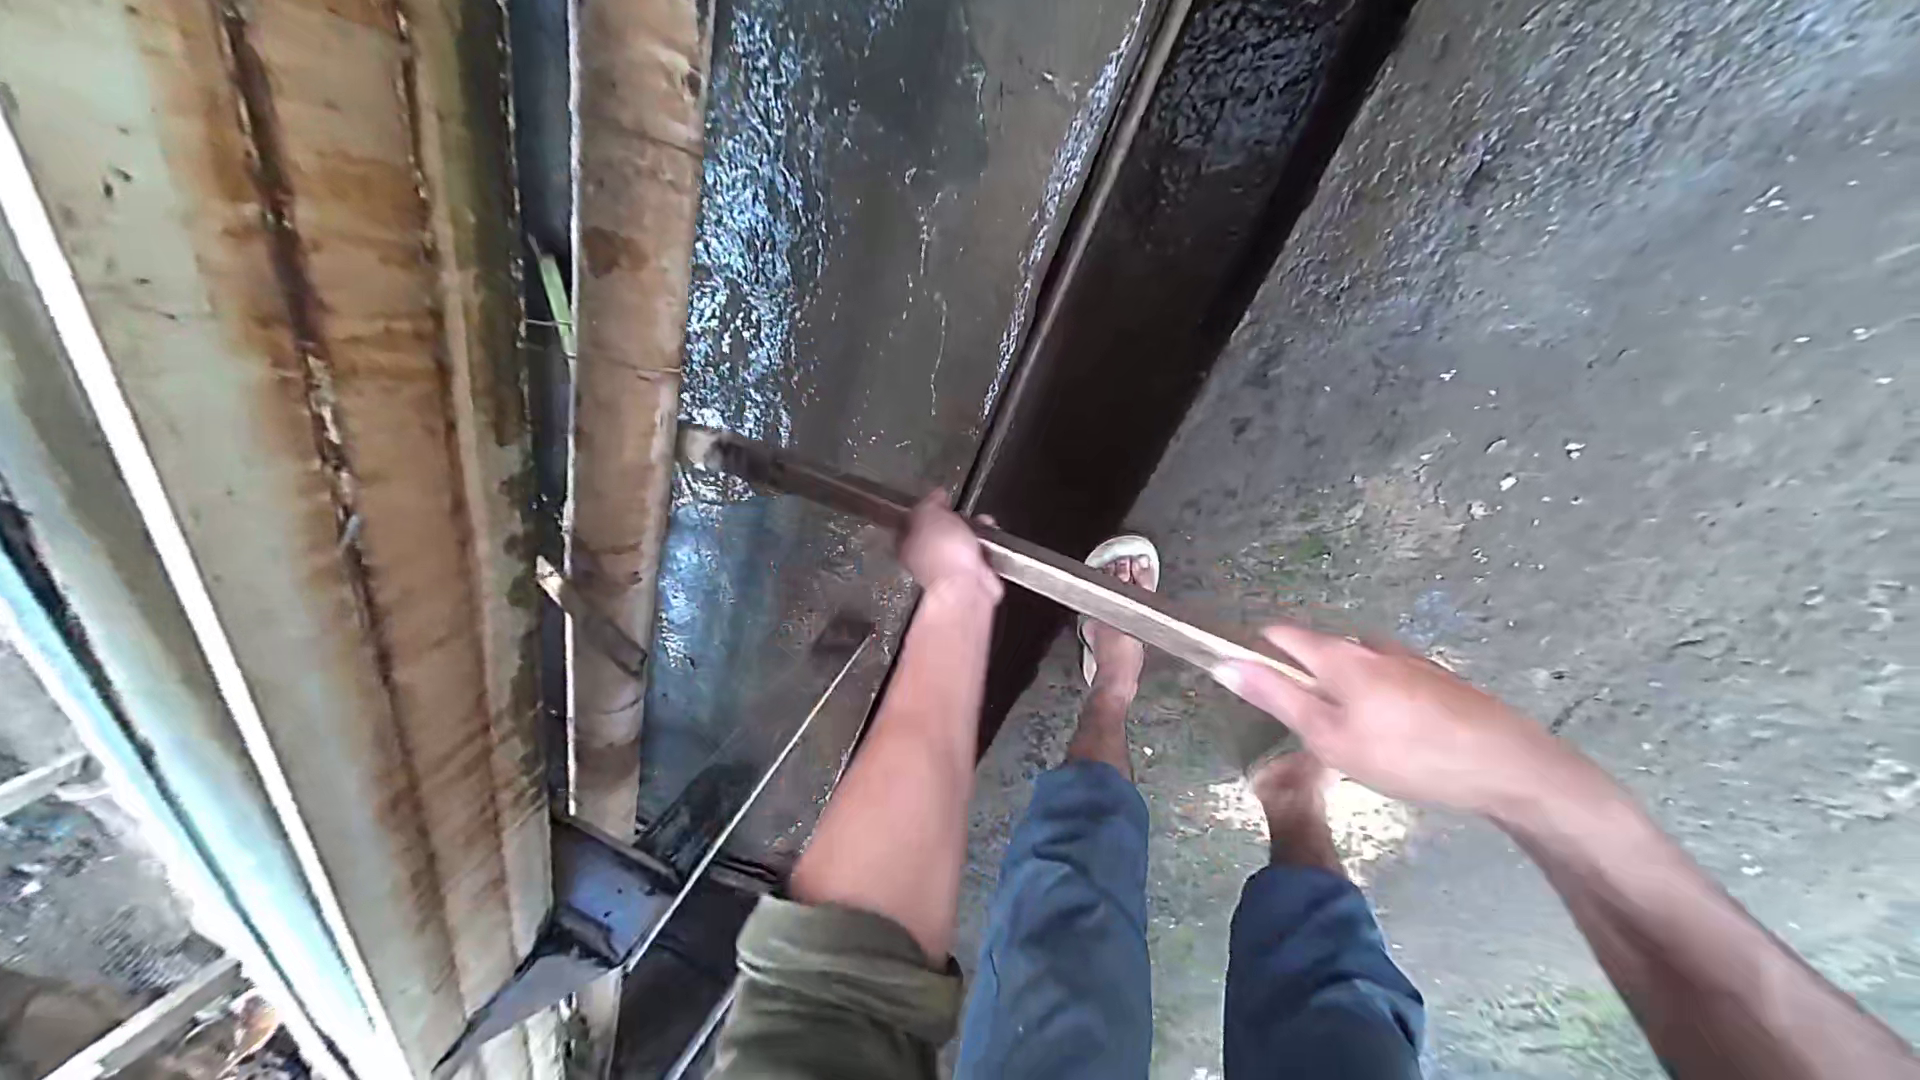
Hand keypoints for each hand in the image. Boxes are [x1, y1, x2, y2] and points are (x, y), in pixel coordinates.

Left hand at [898, 490, 1001, 603]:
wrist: (967, 587)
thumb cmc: (942, 557)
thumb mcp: (929, 514)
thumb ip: (930, 502)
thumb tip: (936, 496)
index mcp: (907, 544)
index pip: (916, 519)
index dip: (931, 507)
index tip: (942, 500)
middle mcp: (928, 559)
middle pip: (944, 528)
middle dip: (958, 518)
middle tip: (963, 516)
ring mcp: (952, 568)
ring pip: (966, 540)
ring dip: (977, 531)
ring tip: (981, 528)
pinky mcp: (974, 576)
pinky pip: (982, 553)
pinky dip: (988, 547)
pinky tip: (988, 544)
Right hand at [1213, 623, 1593, 817]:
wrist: (1516, 770)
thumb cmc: (1408, 755)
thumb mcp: (1329, 736)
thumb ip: (1275, 697)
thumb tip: (1225, 664)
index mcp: (1338, 655)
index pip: (1280, 633)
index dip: (1258, 652)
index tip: (1256, 686)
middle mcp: (1370, 646)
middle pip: (1318, 650)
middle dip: (1303, 678)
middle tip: (1312, 729)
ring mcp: (1410, 659)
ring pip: (1356, 665)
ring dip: (1342, 688)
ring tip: (1357, 737)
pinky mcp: (1440, 678)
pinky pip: (1388, 677)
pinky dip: (1376, 696)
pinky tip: (1398, 735)